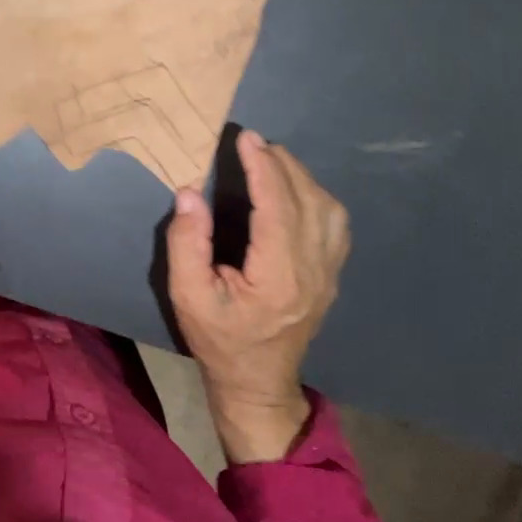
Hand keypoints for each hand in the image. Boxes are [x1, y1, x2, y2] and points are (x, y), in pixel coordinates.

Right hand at [164, 129, 350, 462]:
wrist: (256, 382)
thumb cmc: (218, 339)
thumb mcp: (186, 295)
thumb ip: (186, 243)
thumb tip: (190, 193)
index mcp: (278, 276)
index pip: (277, 207)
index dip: (262, 168)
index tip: (246, 139)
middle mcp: (312, 271)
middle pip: (308, 201)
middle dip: (282, 165)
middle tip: (254, 143)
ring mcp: (328, 275)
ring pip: (329, 211)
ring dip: (302, 178)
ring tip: (273, 160)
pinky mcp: (331, 277)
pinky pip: (335, 226)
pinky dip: (317, 198)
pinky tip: (296, 191)